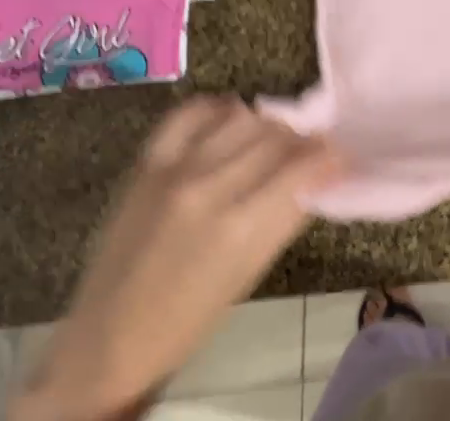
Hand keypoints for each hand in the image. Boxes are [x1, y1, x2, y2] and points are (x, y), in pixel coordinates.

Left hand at [13, 97, 339, 420]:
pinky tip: (230, 123)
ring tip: (269, 144)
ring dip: (267, 127)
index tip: (340, 157)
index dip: (332, 155)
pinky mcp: (147, 162)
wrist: (109, 337)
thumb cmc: (192, 318)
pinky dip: (220, 111)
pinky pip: (193, 112)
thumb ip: (287, 213)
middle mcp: (212, 186)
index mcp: (243, 226)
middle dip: (303, 142)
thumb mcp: (253, 270)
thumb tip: (323, 172)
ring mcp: (176, 169)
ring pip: (244, 118)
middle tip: (307, 155)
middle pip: (278, 136)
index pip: (306, 164)